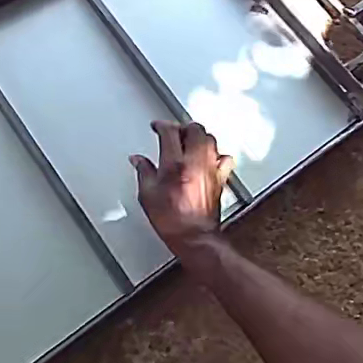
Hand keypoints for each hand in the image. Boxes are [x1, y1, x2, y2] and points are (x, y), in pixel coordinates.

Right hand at [131, 120, 234, 265]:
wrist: (194, 237)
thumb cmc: (173, 221)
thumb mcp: (148, 195)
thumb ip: (144, 172)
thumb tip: (139, 161)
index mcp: (175, 165)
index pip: (170, 132)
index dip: (162, 125)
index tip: (157, 126)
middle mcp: (195, 163)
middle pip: (194, 129)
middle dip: (182, 127)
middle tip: (173, 131)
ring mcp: (210, 169)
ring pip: (210, 140)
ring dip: (199, 136)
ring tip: (189, 139)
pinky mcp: (220, 178)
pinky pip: (223, 158)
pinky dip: (216, 153)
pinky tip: (210, 156)